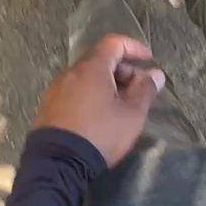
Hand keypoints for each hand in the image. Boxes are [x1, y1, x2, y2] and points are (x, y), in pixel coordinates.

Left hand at [32, 35, 165, 167]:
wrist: (57, 163)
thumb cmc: (99, 134)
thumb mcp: (131, 115)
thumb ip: (145, 91)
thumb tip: (155, 74)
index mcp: (92, 68)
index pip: (113, 43)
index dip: (134, 47)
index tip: (149, 60)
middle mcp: (71, 72)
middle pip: (100, 59)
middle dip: (123, 69)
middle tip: (139, 88)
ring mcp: (57, 89)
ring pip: (87, 76)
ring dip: (108, 83)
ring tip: (122, 104)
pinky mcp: (49, 105)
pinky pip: (75, 90)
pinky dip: (92, 93)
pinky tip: (100, 114)